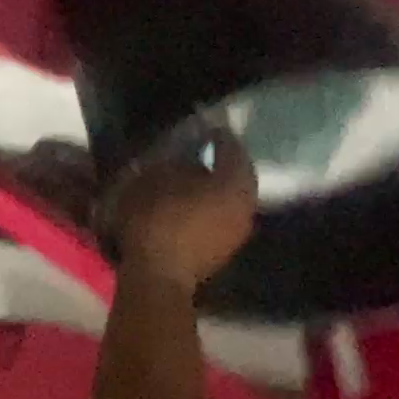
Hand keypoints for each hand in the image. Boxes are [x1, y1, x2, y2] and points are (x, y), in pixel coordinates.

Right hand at [105, 127, 257, 289]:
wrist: (158, 272)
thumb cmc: (155, 217)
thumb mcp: (153, 178)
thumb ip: (174, 163)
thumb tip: (187, 158)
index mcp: (231, 187)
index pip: (235, 153)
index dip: (222, 137)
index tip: (210, 126)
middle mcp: (245, 208)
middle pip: (240, 178)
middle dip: (225, 162)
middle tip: (208, 149)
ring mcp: (238, 232)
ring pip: (234, 199)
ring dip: (219, 185)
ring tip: (198, 174)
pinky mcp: (225, 248)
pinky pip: (225, 215)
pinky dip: (214, 203)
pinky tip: (194, 199)